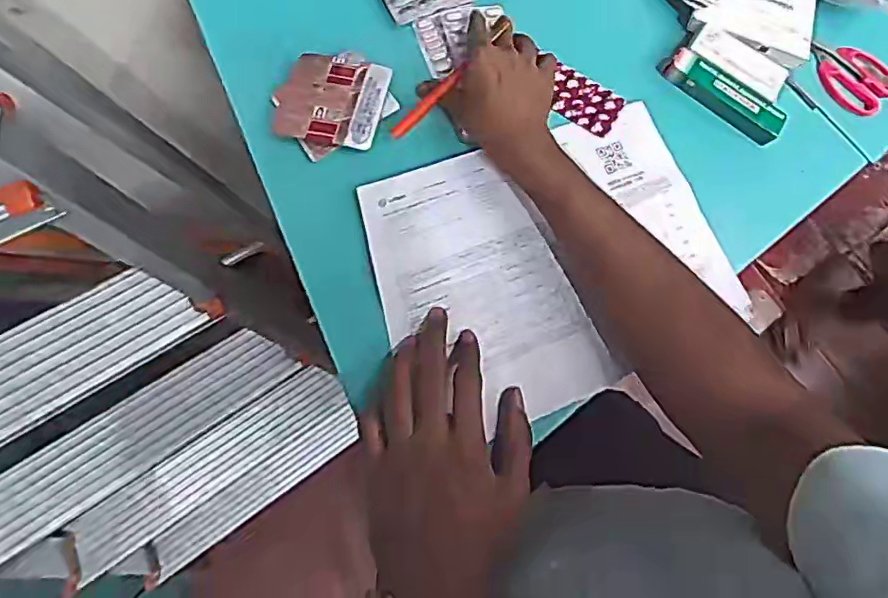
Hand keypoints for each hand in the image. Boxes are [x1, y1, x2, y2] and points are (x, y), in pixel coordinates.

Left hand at [362, 307, 531, 597]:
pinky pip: (370, 426)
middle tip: (435, 316)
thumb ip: (517, 440)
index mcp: (465, 446)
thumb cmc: (479, 540)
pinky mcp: (375, 470)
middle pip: (430, 377)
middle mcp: (429, 443)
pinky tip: (380, 381)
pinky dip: (374, 398)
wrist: (433, 586)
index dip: (467, 355)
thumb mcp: (514, 493)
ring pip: (397, 393)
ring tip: (409, 337)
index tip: (468, 336)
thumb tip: (513, 395)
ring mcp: (398, 455)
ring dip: (403, 360)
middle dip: (434, 340)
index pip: (465, 384)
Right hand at [427, 13, 558, 163]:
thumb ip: (440, 92)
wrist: (516, 137)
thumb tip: (424, 88)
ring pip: (527, 42)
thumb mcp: (457, 106)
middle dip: (500, 27)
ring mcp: (528, 63)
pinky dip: (543, 59)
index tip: (476, 19)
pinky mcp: (545, 75)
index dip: (476, 22)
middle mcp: (506, 54)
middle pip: (505, 29)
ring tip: (517, 45)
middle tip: (498, 29)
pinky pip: (547, 58)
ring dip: (521, 42)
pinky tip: (539, 63)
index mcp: (482, 56)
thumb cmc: (487, 121)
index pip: (478, 29)